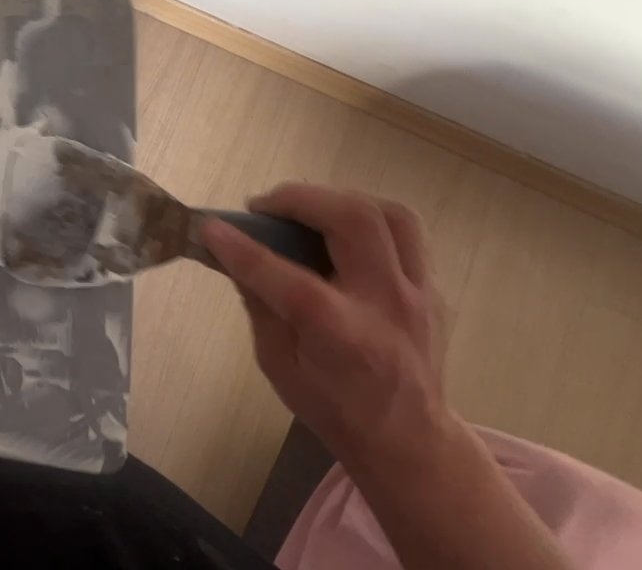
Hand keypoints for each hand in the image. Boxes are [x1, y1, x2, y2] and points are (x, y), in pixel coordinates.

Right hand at [199, 183, 454, 483]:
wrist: (410, 441)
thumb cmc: (332, 406)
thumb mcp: (277, 362)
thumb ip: (259, 303)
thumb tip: (233, 253)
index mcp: (343, 336)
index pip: (286, 277)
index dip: (240, 247)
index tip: (209, 227)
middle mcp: (387, 305)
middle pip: (355, 221)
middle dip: (300, 199)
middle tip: (265, 207)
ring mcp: (419, 294)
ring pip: (390, 214)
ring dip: (338, 199)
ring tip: (304, 209)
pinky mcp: (432, 288)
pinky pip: (404, 232)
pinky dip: (363, 219)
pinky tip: (334, 232)